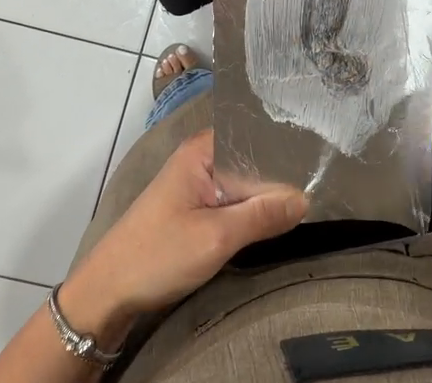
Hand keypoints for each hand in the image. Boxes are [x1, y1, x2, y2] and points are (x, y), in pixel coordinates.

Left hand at [61, 130, 306, 341]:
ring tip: (309, 201)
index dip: (289, 150)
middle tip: (324, 184)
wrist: (107, 293)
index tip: (324, 159)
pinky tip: (277, 219)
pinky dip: (253, 211)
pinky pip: (234, 201)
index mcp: (203, 150)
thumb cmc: (157, 256)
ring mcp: (198, 184)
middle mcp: (202, 158)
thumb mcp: (216, 237)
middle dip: (282, 176)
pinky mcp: (196, 209)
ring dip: (268, 197)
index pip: (257, 138)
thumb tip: (305, 198)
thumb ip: (261, 215)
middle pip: (254, 160)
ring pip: (246, 184)